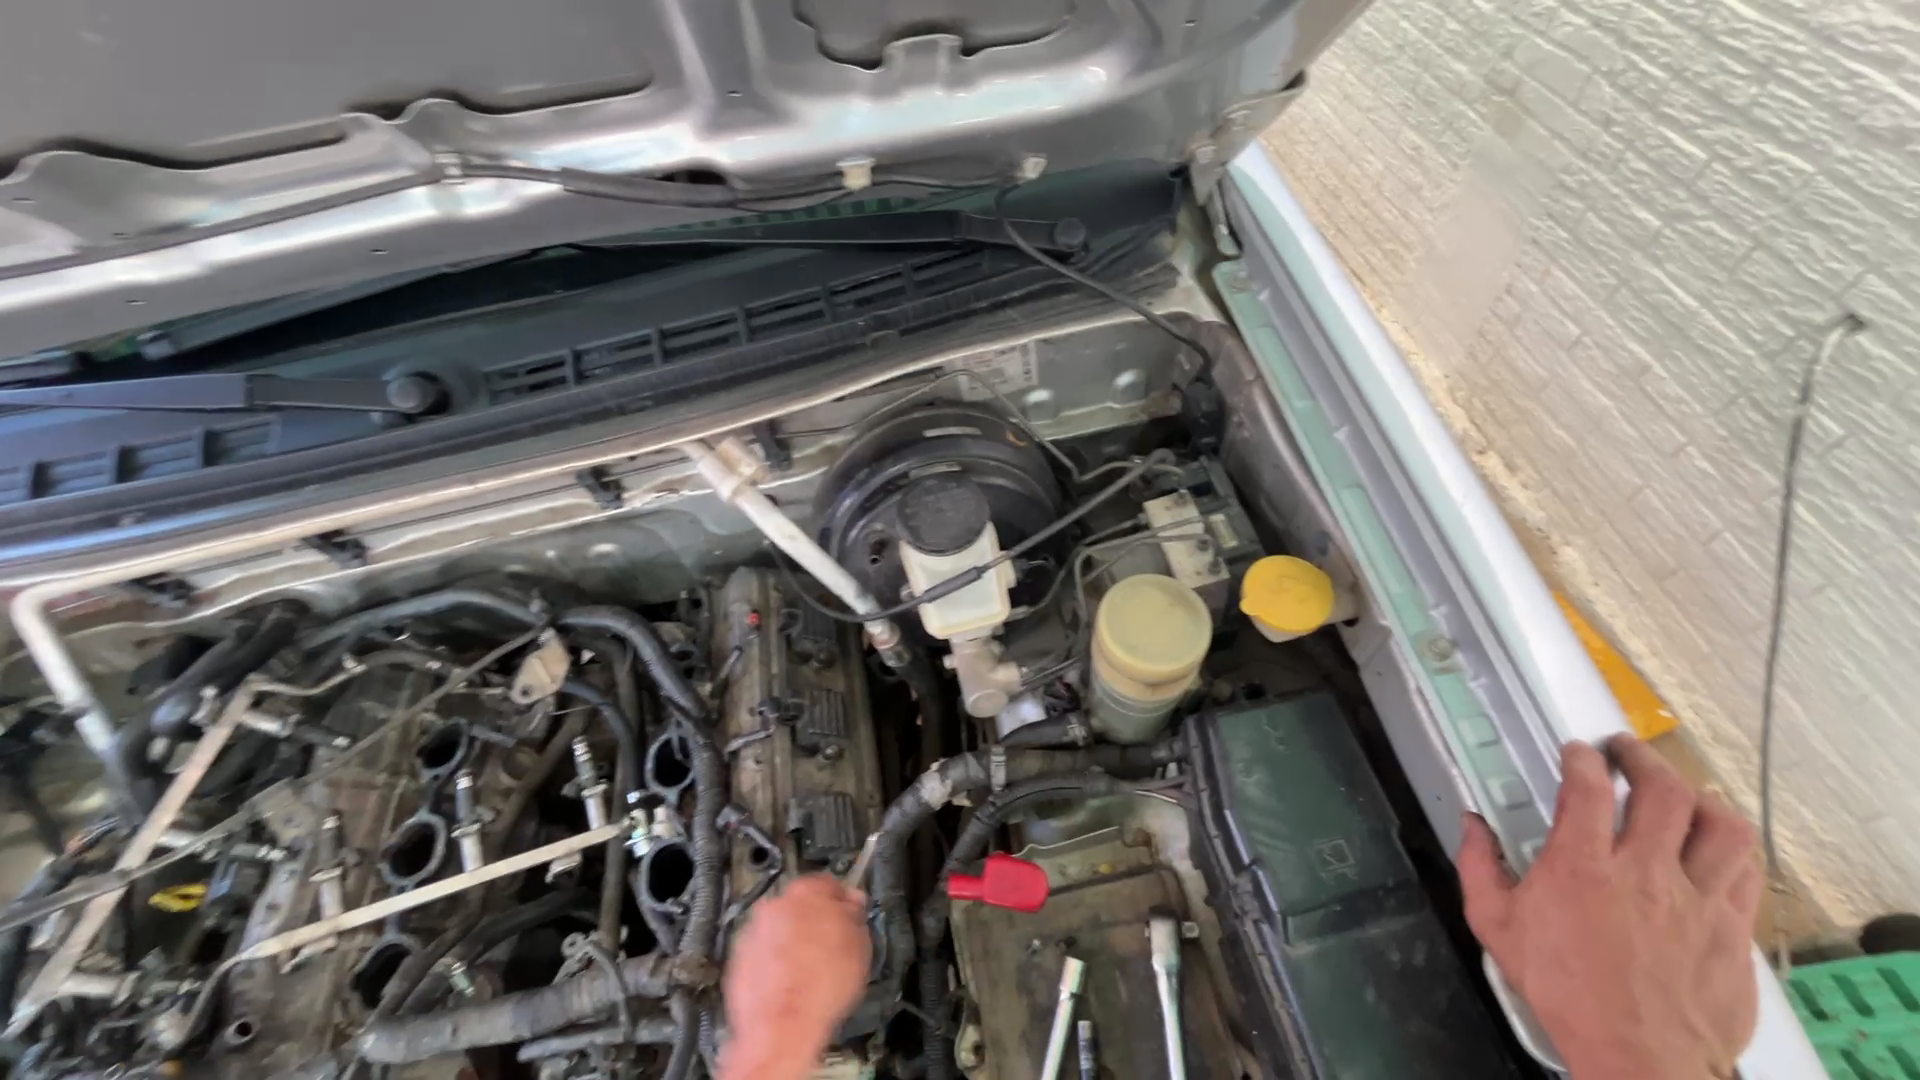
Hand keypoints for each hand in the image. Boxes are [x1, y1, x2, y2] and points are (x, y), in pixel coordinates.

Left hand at [720, 875, 870, 1079]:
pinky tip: (789, 983)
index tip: (847, 913)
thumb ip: (855, 917)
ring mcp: (753, 931)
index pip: (827, 882)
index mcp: (807, 892)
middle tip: (830, 944)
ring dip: (791, 941)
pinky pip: (762, 952)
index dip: (840, 900)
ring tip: (808, 970)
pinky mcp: (738, 959)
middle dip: (813, 920)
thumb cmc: (821, 987)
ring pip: (778, 928)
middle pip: (799, 904)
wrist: (781, 1027)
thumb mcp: (859, 946)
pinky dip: (773, 961)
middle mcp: (775, 904)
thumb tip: (853, 906)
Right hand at [1458, 735, 1762, 1079]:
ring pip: (1721, 825)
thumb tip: (1470, 823)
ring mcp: (1696, 900)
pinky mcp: (1732, 928)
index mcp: (1581, 867)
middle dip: (1642, 759)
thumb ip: (1478, 866)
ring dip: (1698, 796)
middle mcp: (1644, 872)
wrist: (1637, 1055)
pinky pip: (1745, 870)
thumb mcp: (1494, 924)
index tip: (1577, 751)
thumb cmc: (1560, 986)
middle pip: (1663, 792)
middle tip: (1625, 751)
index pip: (1588, 788)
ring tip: (1679, 790)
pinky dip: (1728, 844)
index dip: (1582, 758)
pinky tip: (1711, 842)